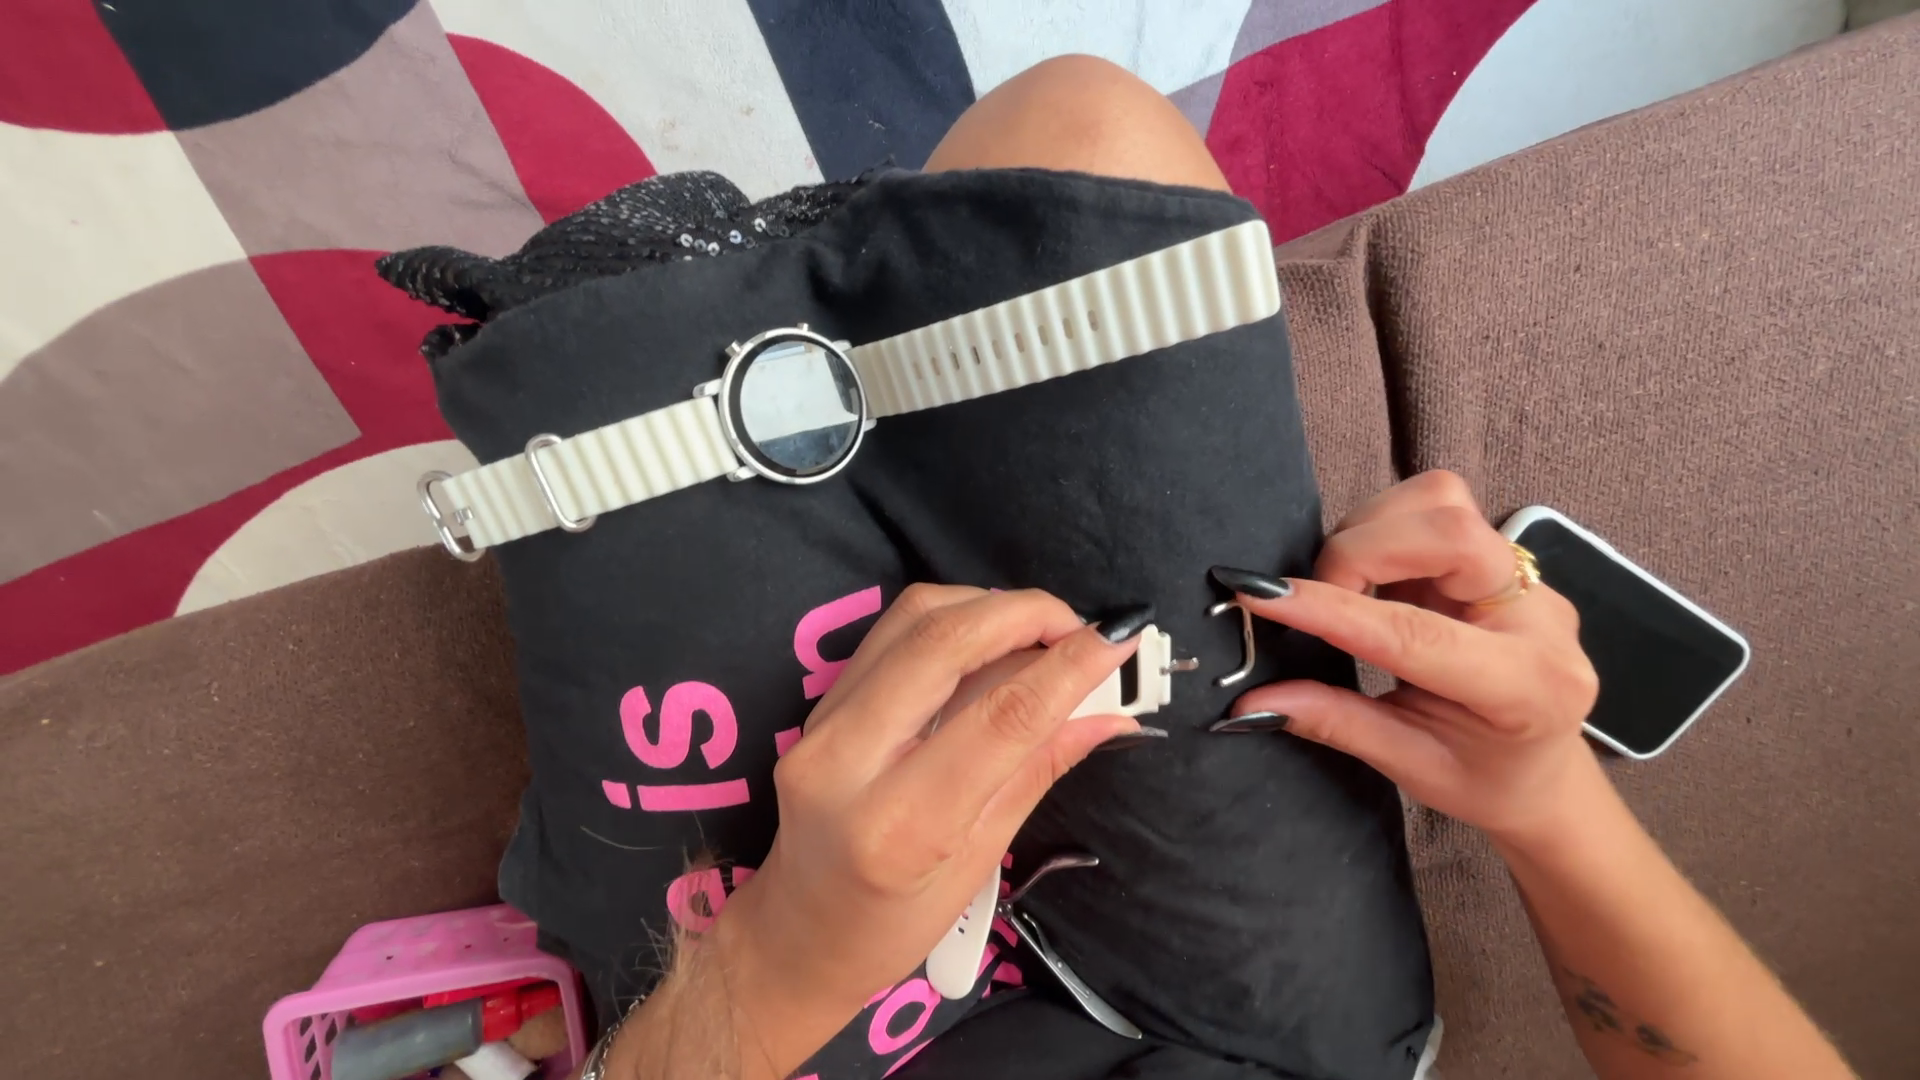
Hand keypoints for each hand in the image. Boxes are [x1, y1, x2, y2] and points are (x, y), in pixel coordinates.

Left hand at [711, 586, 1147, 1072]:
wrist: (797, 933)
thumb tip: (1112, 713)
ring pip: (913, 618)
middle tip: (1078, 625)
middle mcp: (846, 758)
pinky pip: (892, 631)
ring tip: (1039, 631)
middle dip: (1025, 613)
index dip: (1067, 667)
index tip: (1117, 639)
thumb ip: (1040, 769)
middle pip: (943, 641)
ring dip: (988, 606)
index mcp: (898, 824)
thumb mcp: (982, 860)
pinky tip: (988, 638)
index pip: (999, 719)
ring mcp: (821, 723)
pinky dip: (953, 617)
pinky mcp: (818, 703)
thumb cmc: (894, 925)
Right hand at [1212, 470, 1600, 844]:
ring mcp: (1522, 577)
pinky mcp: (1498, 555)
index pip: (1412, 630)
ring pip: (1439, 502)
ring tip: (1343, 584)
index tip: (1257, 595)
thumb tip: (1250, 702)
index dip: (1327, 608)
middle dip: (1357, 552)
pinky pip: (1434, 505)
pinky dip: (1381, 525)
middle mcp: (1536, 617)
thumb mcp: (1409, 765)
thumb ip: (1334, 723)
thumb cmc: (1482, 778)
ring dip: (1368, 531)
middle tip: (1318, 596)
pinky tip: (1369, 572)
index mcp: (1524, 686)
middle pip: (1448, 532)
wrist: (1544, 772)